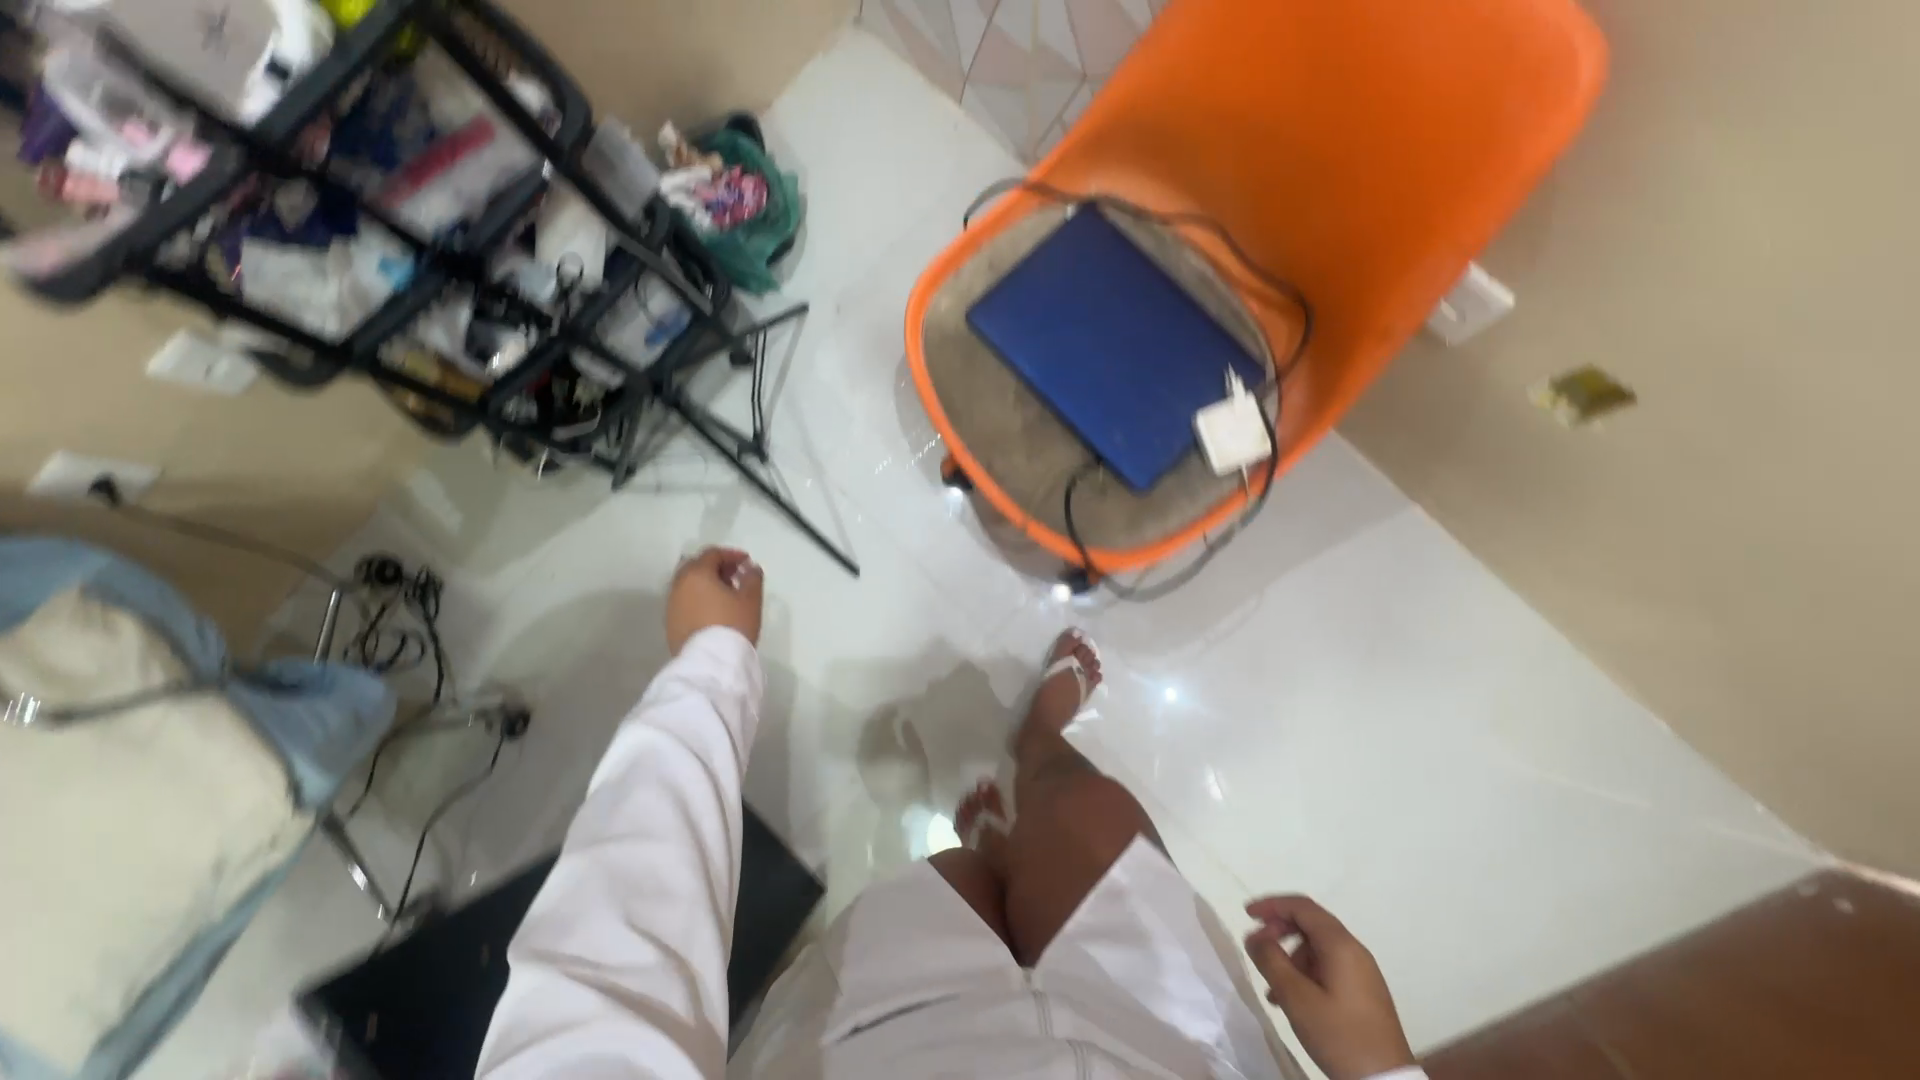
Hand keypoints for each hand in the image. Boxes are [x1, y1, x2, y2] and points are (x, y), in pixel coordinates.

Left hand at [666, 547, 763, 654]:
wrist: (710, 663)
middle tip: (735, 576)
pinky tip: (712, 611)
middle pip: (696, 566)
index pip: (712, 554)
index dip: (731, 554)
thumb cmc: (733, 624)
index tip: (747, 562)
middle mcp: (678, 585)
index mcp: (697, 574)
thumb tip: (750, 568)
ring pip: (688, 585)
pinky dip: (698, 599)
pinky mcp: (670, 623)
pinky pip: (684, 602)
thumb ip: (752, 578)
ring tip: (725, 595)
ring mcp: (671, 605)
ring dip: (705, 584)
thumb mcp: (750, 599)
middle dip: (716, 567)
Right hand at [1243, 895, 1416, 1079]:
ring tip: (1272, 987)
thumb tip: (1255, 937)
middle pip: (1310, 924)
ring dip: (1290, 957)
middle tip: (1257, 951)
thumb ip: (1270, 960)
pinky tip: (1292, 1001)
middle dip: (1279, 931)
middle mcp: (1354, 951)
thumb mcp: (1296, 998)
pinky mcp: (1364, 993)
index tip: (1246, 915)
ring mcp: (1362, 973)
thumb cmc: (1339, 1036)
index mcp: (1340, 946)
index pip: (1302, 907)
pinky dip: (1305, 973)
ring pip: (1317, 948)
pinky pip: (1327, 968)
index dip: (1272, 905)